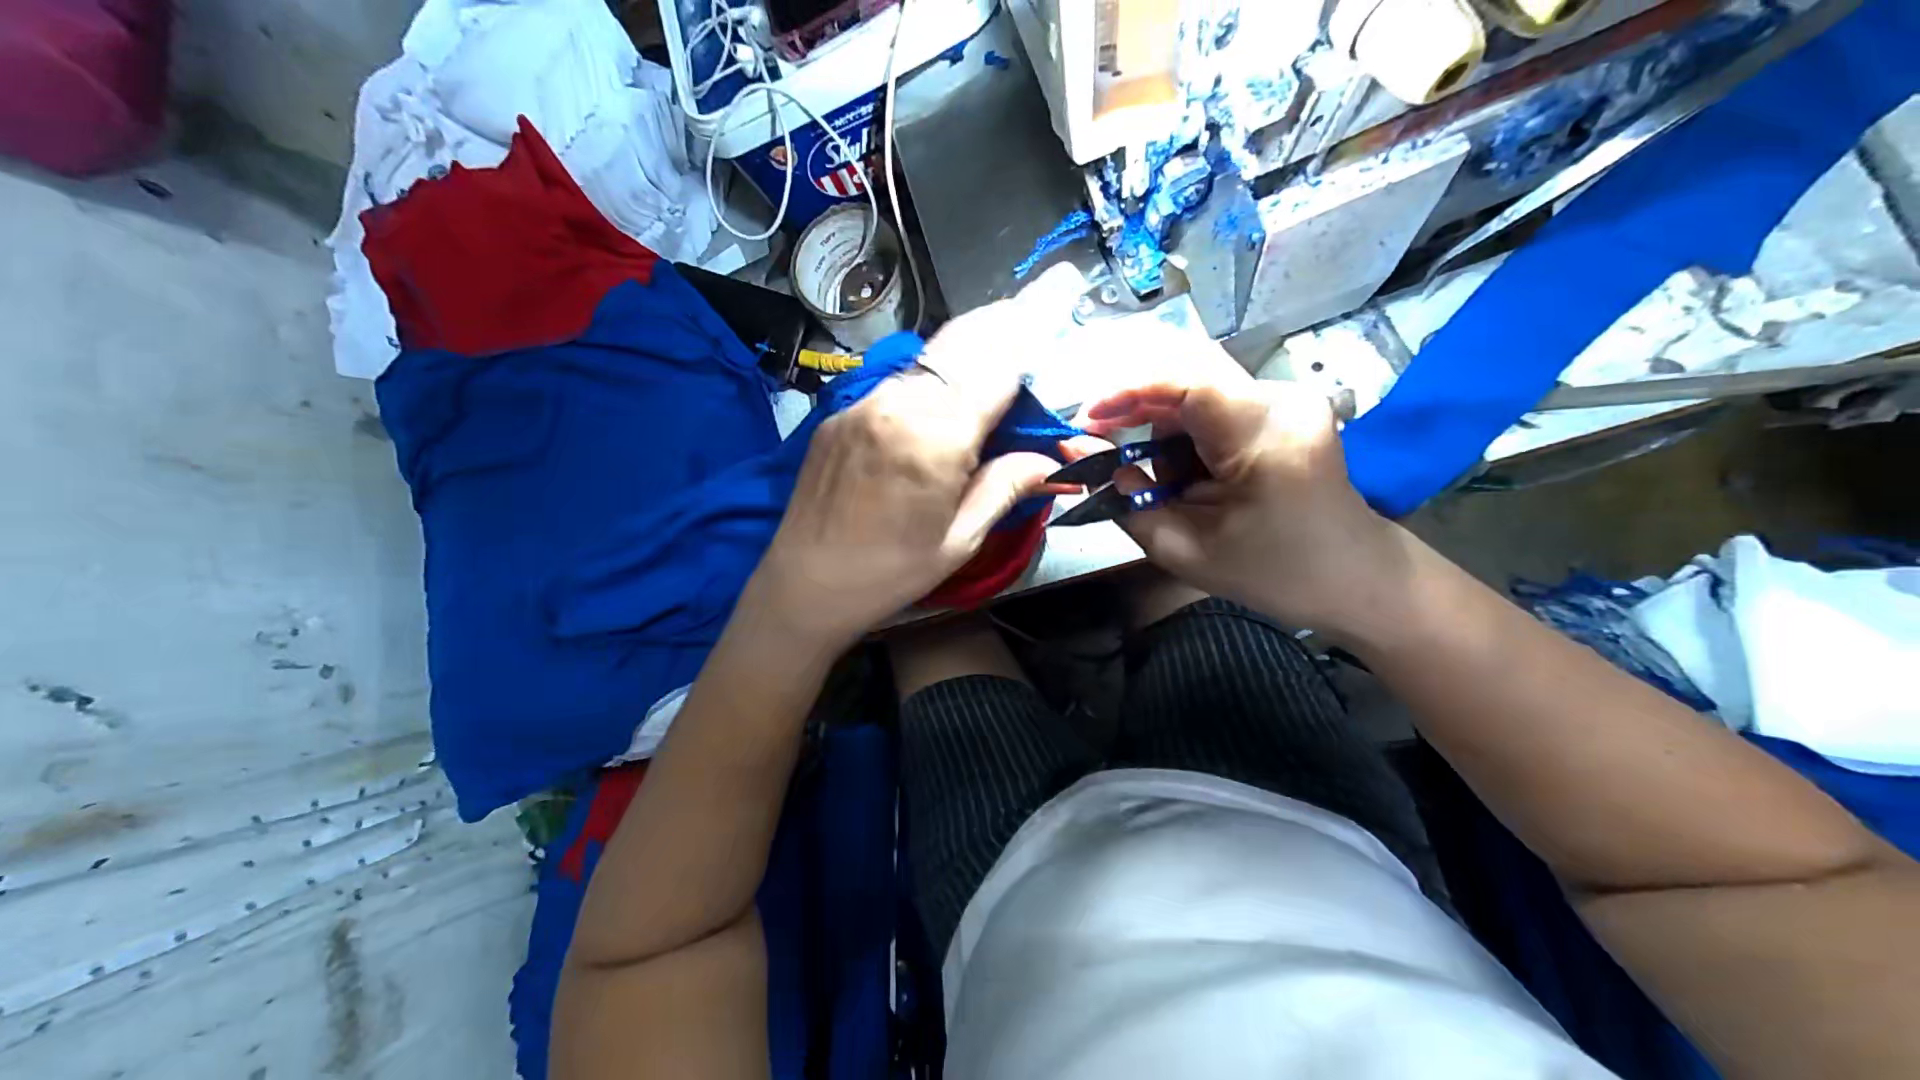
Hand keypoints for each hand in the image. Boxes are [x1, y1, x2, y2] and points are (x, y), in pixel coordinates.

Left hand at [744, 309, 1062, 646]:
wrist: (804, 584)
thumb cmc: (889, 573)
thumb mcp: (959, 540)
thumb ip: (1005, 487)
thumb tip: (1050, 461)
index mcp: (936, 439)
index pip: (995, 373)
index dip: (1025, 361)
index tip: (1044, 360)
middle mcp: (898, 406)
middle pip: (960, 348)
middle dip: (996, 337)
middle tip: (1022, 328)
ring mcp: (862, 405)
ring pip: (925, 360)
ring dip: (960, 356)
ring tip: (985, 362)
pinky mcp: (839, 415)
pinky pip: (893, 383)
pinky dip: (924, 380)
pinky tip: (933, 401)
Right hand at [1078, 332, 1407, 633]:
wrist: (1356, 577)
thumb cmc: (1273, 574)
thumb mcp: (1185, 550)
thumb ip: (1127, 500)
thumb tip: (1081, 453)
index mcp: (1265, 436)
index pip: (1187, 383)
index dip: (1128, 392)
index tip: (1087, 419)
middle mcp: (1281, 400)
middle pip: (1189, 373)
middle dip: (1135, 403)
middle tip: (1097, 437)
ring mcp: (1288, 399)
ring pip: (1199, 385)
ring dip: (1158, 418)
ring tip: (1146, 469)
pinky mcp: (1285, 407)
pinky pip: (1217, 401)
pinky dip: (1182, 426)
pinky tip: (1176, 465)